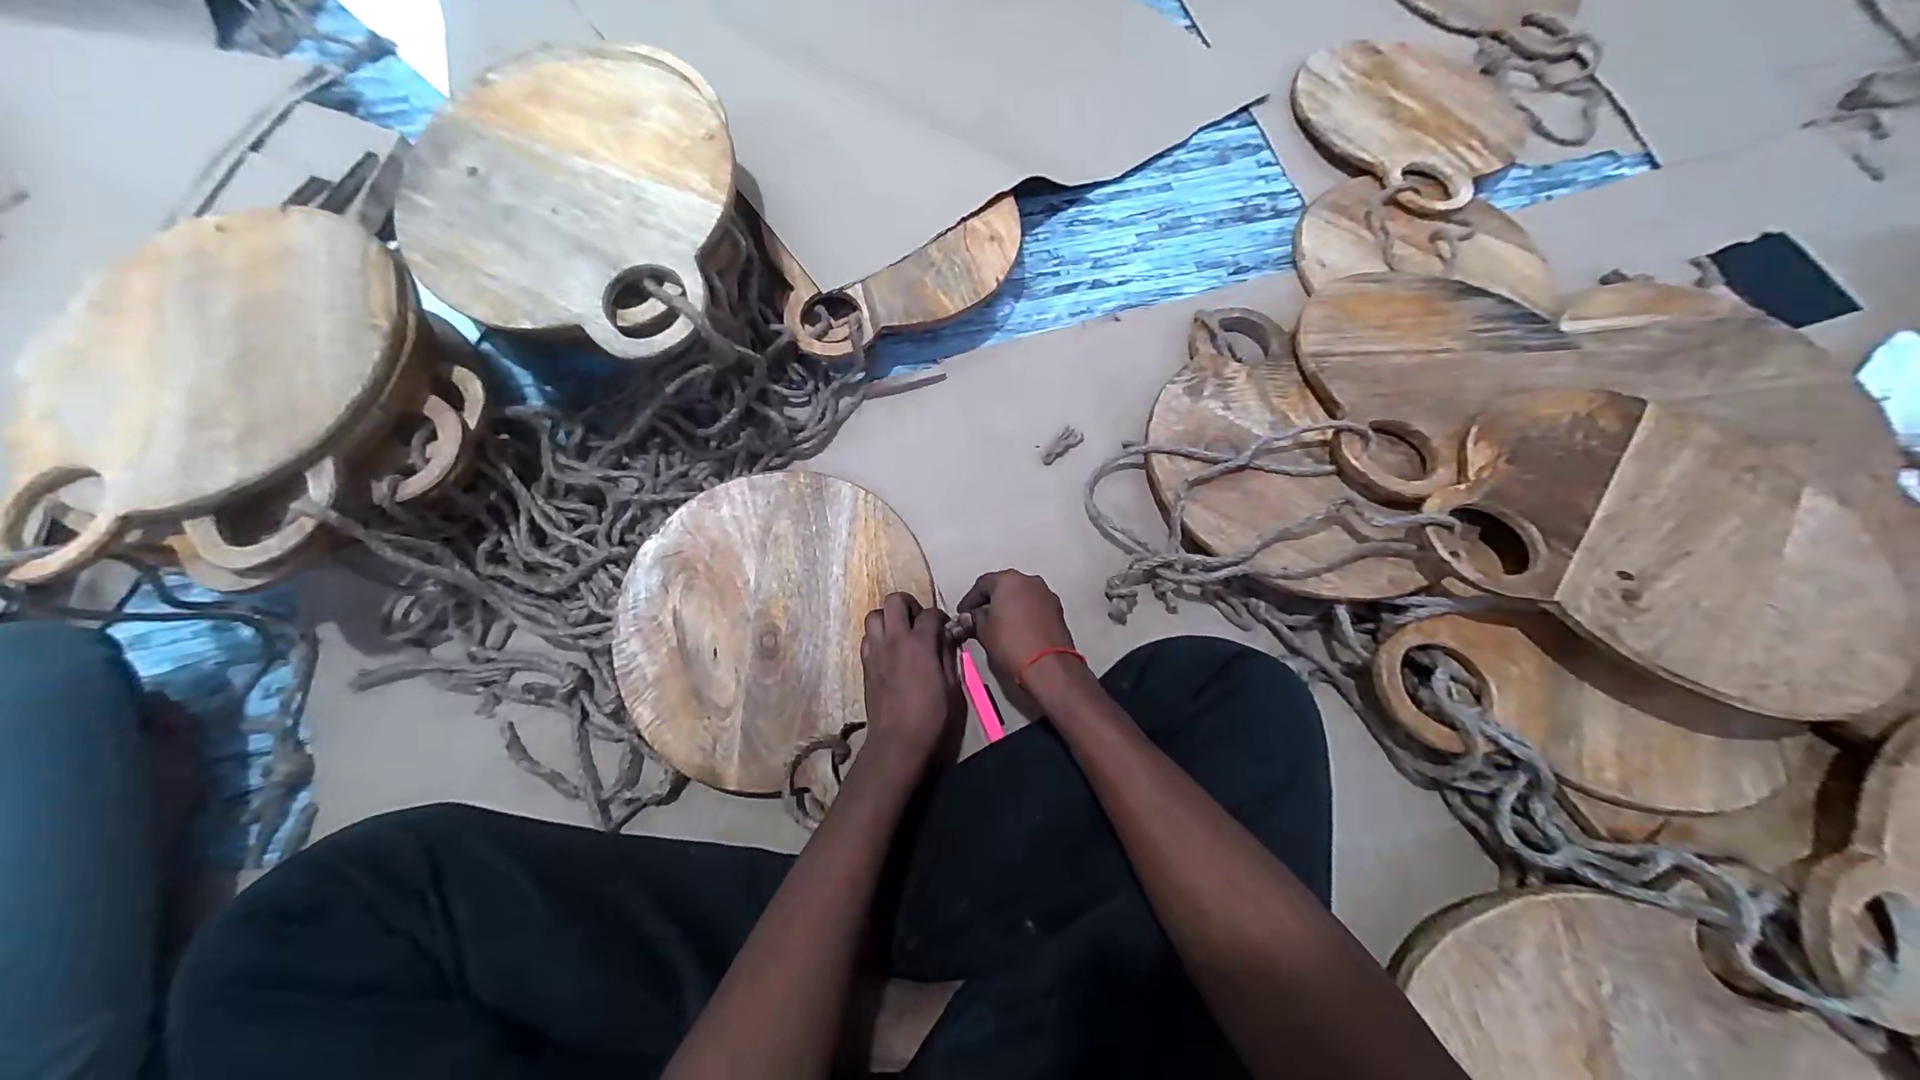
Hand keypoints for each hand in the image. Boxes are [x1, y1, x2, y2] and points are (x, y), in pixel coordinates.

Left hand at [860, 593, 961, 776]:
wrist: (898, 739)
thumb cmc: (931, 715)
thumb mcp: (952, 684)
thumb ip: (948, 654)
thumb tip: (948, 636)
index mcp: (920, 643)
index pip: (930, 613)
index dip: (940, 617)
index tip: (945, 627)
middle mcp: (895, 639)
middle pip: (894, 600)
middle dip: (909, 604)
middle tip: (918, 621)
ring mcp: (876, 650)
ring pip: (874, 615)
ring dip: (888, 618)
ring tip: (901, 633)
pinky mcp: (865, 664)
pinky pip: (867, 637)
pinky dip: (877, 637)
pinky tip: (889, 651)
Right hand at [957, 570, 1076, 685]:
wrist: (1047, 666)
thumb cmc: (1013, 644)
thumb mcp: (983, 630)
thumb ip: (974, 618)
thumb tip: (972, 617)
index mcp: (1008, 580)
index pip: (982, 584)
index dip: (970, 599)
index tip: (964, 612)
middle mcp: (1030, 581)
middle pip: (1004, 587)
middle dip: (991, 601)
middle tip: (978, 618)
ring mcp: (1046, 595)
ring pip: (1022, 596)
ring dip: (1009, 608)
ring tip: (998, 626)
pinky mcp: (1058, 611)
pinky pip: (1035, 608)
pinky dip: (1024, 615)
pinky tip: (1016, 631)